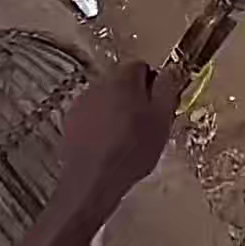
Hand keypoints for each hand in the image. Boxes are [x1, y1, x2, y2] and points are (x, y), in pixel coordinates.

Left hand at [54, 60, 185, 208]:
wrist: (93, 179)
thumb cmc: (133, 148)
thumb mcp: (161, 118)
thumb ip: (168, 88)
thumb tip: (173, 68)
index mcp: (124, 77)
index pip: (142, 67)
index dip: (153, 86)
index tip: (158, 108)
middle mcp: (100, 80)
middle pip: (123, 81)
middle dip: (135, 97)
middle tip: (145, 124)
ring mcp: (83, 99)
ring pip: (107, 97)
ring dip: (116, 109)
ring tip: (125, 138)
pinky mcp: (71, 118)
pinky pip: (91, 113)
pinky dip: (99, 122)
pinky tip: (106, 144)